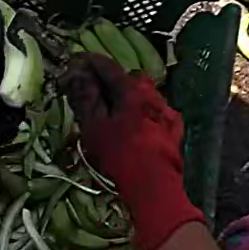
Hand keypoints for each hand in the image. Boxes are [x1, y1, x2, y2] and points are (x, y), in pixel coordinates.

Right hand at [62, 52, 204, 249]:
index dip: (87, 63)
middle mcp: (152, 92)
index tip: (74, 65)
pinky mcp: (174, 128)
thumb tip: (76, 75)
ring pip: (140, 97)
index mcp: (131, 88)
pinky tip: (132, 128)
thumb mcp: (95, 126)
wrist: (156, 186)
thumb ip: (85, 97)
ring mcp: (166, 109)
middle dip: (106, 82)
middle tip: (88, 93)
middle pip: (125, 79)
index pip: (106, 65)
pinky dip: (138, 115)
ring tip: (109, 113)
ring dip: (124, 100)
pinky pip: (151, 113)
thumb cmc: (121, 154)